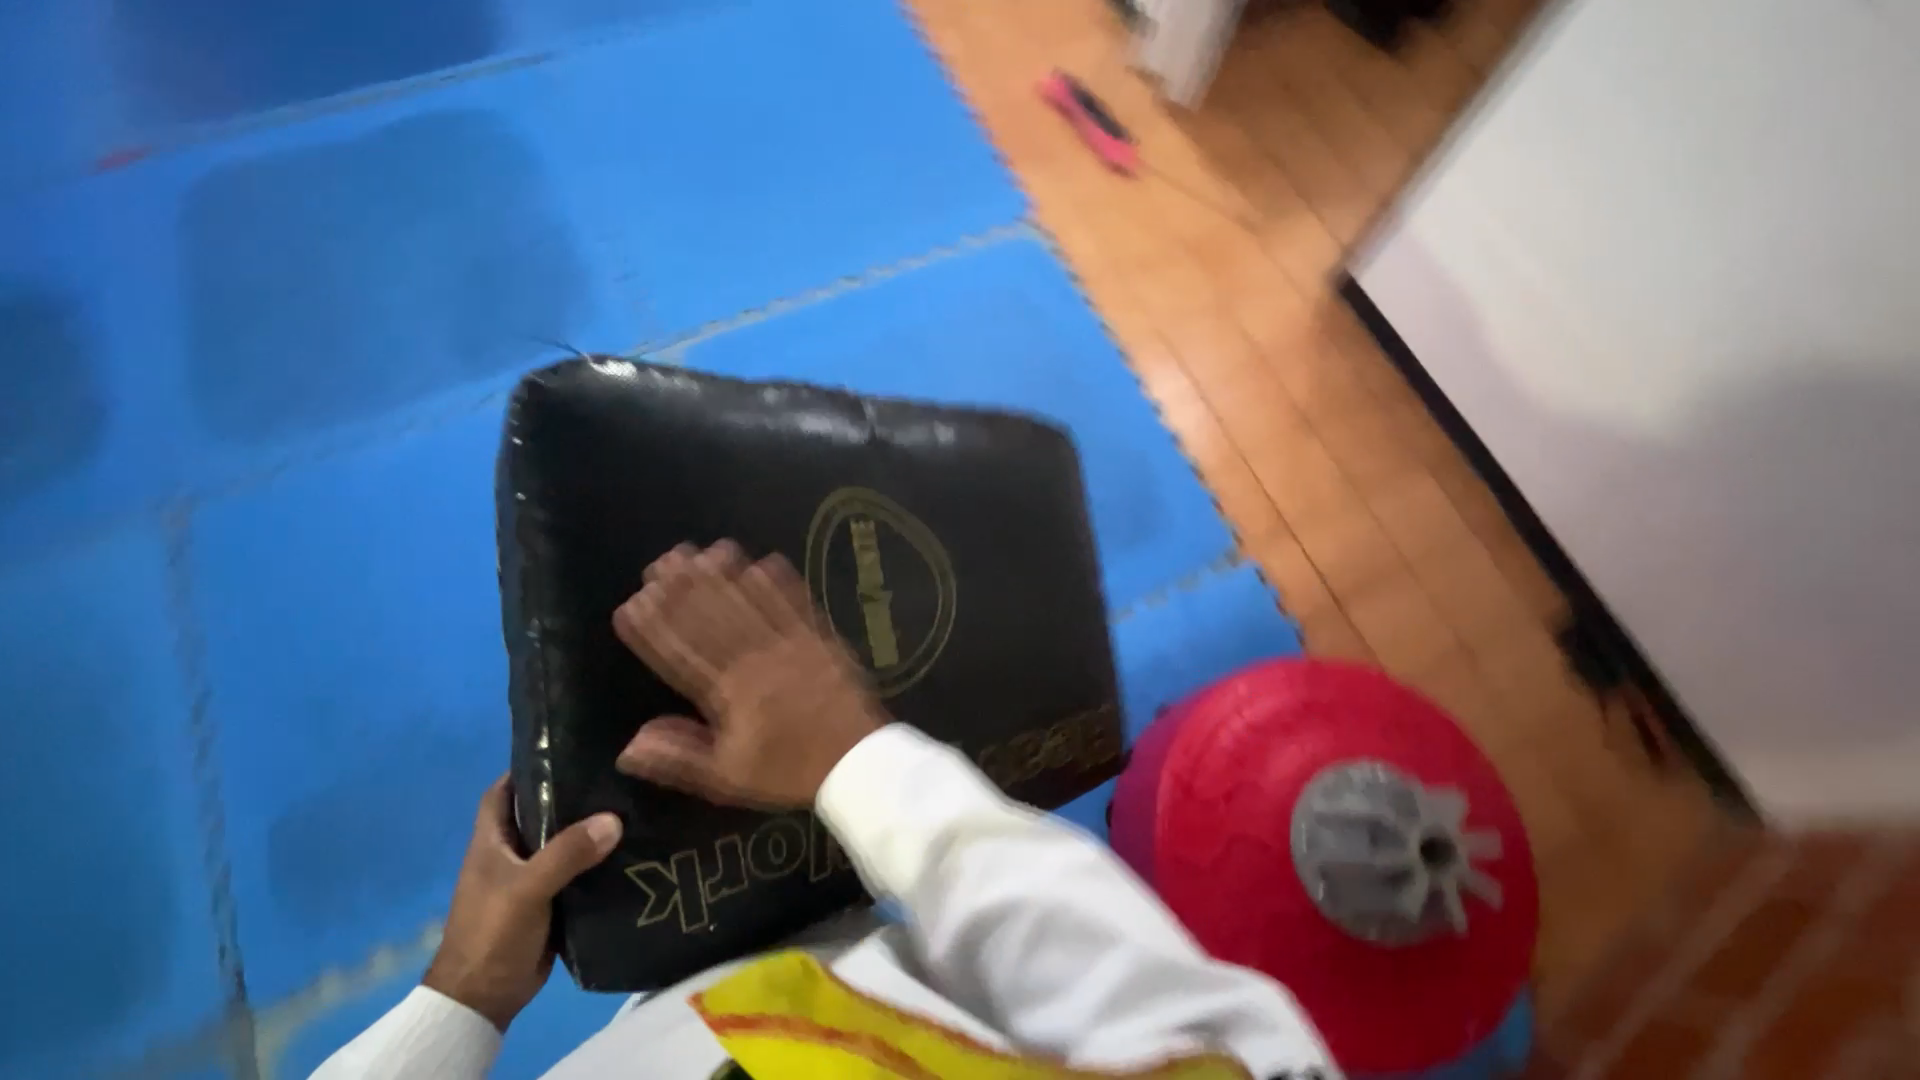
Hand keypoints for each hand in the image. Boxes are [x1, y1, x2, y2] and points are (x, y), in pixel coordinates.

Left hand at [423, 776, 621, 1030]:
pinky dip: (598, 860)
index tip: (566, 750)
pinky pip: (578, 871)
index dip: (526, 769)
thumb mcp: (527, 888)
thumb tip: (615, 819)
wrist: (485, 997)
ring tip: (632, 803)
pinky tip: (630, 848)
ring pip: (564, 842)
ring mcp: (531, 878)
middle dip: (572, 794)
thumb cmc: (491, 933)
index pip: (503, 791)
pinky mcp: (551, 901)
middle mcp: (510, 854)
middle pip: (541, 812)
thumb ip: (567, 852)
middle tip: (614, 773)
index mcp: (491, 842)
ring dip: (590, 828)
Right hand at [611, 540, 887, 807]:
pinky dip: (781, 582)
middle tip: (661, 562)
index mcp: (729, 694)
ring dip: (726, 576)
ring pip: (752, 603)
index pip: (681, 653)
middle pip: (714, 618)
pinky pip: (798, 604)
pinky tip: (765, 560)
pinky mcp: (822, 639)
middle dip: (684, 588)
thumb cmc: (788, 770)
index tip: (630, 602)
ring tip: (702, 551)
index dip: (654, 627)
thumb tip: (628, 746)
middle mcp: (757, 660)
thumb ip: (679, 758)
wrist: (857, 762)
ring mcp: (792, 645)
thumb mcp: (727, 778)